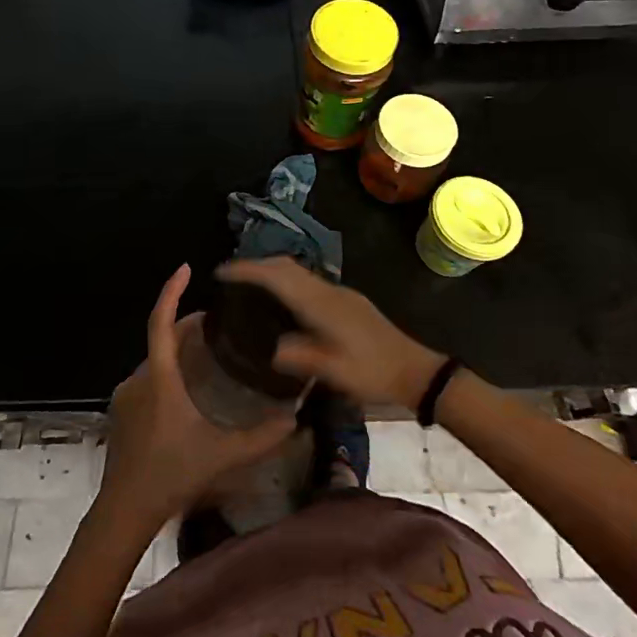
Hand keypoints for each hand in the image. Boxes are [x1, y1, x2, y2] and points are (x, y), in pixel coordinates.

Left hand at [99, 265, 297, 526]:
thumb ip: (262, 436)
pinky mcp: (122, 412)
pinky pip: (147, 377)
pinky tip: (187, 387)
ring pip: (154, 359)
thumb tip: (295, 417)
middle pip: (161, 338)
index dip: (172, 292)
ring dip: (178, 349)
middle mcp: (138, 380)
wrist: (123, 512)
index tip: (185, 269)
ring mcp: (126, 396)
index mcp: (159, 379)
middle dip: (186, 324)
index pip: (161, 323)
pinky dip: (167, 369)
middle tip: (218, 323)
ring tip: (208, 351)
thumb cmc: (171, 476)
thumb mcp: (223, 455)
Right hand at [216, 257, 447, 408]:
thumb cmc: (372, 372)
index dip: (248, 270)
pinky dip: (287, 281)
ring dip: (273, 270)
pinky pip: (308, 282)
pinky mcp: (347, 301)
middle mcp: (329, 291)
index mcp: (321, 304)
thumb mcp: (333, 372)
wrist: (414, 370)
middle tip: (229, 275)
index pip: (278, 276)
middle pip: (287, 266)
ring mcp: (340, 293)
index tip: (222, 271)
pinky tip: (282, 300)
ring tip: (248, 284)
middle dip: (257, 264)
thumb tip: (270, 349)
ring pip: (299, 272)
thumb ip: (299, 357)